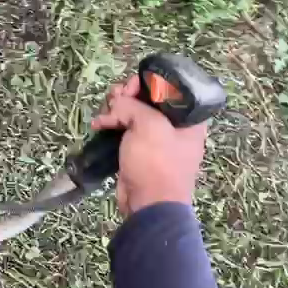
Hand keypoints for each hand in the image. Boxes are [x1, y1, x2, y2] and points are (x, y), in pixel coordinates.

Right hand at [89, 74, 207, 218]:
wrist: (149, 203)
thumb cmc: (156, 163)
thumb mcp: (149, 126)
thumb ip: (132, 105)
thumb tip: (115, 104)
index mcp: (189, 118)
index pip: (168, 87)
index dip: (147, 83)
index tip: (129, 90)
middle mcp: (174, 125)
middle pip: (147, 97)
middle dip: (126, 95)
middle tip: (113, 100)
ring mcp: (155, 137)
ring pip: (132, 111)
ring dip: (114, 108)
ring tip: (103, 115)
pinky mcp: (139, 148)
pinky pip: (124, 126)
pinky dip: (110, 122)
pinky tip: (98, 125)